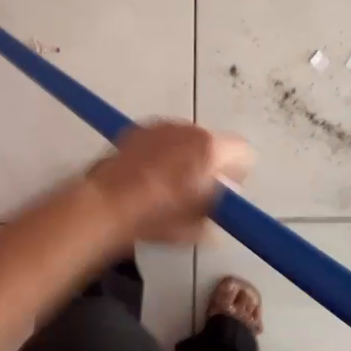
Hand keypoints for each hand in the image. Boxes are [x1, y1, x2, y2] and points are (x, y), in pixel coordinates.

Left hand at [85, 122, 252, 244]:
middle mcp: (191, 129)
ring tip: (170, 182)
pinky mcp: (139, 127)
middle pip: (214, 142)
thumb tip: (215, 217)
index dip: (237, 173)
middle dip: (210, 163)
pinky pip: (163, 137)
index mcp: (211, 150)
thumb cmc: (156, 215)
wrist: (106, 202)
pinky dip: (163, 150)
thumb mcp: (194, 225)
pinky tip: (150, 173)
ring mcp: (163, 125)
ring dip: (186, 155)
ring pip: (188, 138)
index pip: (244, 152)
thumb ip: (214, 213)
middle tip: (198, 189)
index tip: (227, 191)